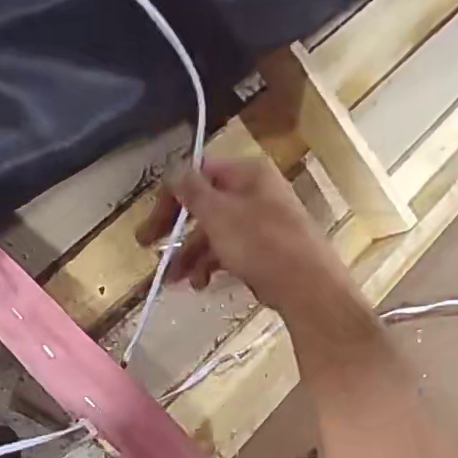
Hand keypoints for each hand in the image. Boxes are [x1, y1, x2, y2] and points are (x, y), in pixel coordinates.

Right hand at [136, 157, 358, 314]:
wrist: (308, 287)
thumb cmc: (261, 243)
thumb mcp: (218, 214)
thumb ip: (191, 191)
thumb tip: (174, 170)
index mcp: (247, 174)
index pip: (198, 174)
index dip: (171, 198)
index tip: (152, 225)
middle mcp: (256, 193)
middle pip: (204, 206)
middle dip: (177, 232)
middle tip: (148, 249)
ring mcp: (262, 222)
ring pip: (215, 233)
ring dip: (189, 256)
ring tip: (173, 280)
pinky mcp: (266, 250)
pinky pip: (230, 252)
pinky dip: (211, 265)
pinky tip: (200, 284)